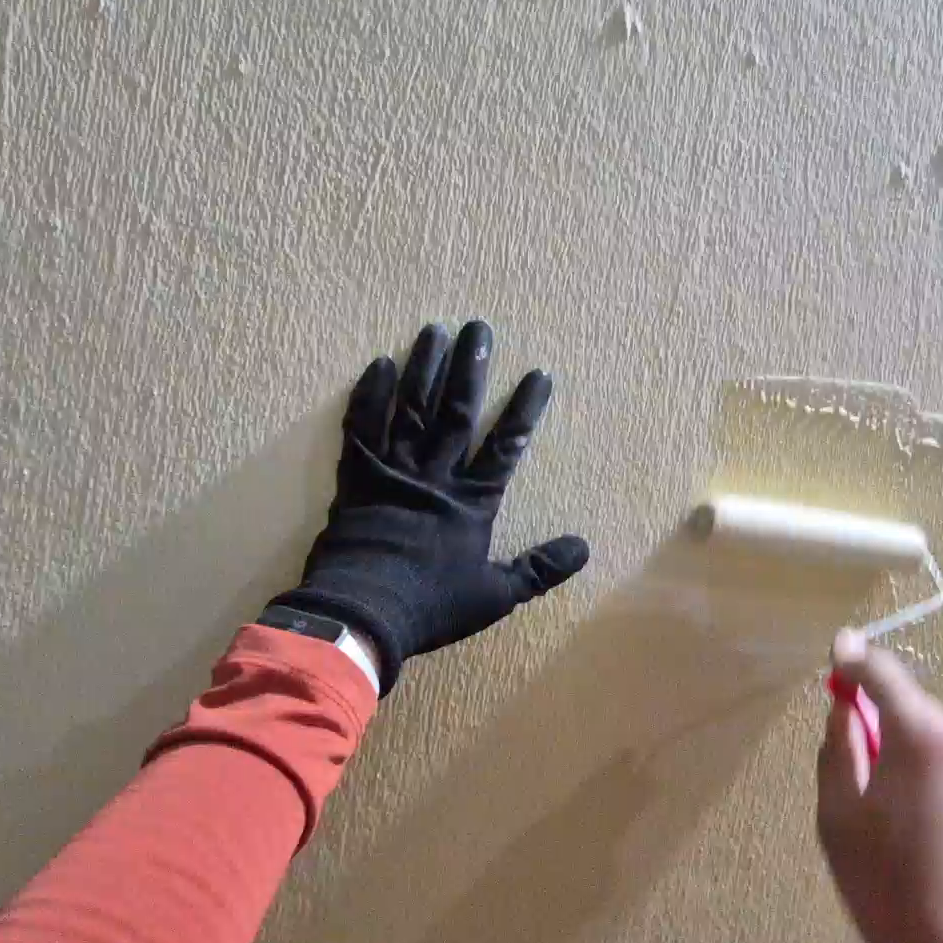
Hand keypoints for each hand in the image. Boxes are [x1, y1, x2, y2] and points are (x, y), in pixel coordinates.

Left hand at [271, 320, 588, 694]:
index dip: (523, 409)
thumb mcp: (495, 595)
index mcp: (471, 501)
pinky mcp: (358, 476)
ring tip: (434, 330)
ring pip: (412, 409)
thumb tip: (584, 548)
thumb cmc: (432, 606)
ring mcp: (394, 472)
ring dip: (423, 368)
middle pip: (456, 412)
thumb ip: (539, 569)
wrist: (363, 614)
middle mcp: (435, 475)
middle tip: (478, 328)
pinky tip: (378, 364)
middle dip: (470, 369)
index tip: (539, 374)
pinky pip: (363, 428)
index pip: (505, 445)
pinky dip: (369, 396)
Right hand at [817, 630, 942, 942]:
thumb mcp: (839, 814)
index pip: (883, 672)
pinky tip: (919, 831)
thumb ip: (839, 745)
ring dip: (905, 752)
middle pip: (911, 708)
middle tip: (850, 760)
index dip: (853, 657)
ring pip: (934, 740)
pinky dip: (930, 778)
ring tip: (884, 810)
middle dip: (879, 719)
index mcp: (926, 738)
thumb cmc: (890, 889)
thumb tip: (844, 704)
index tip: (836, 649)